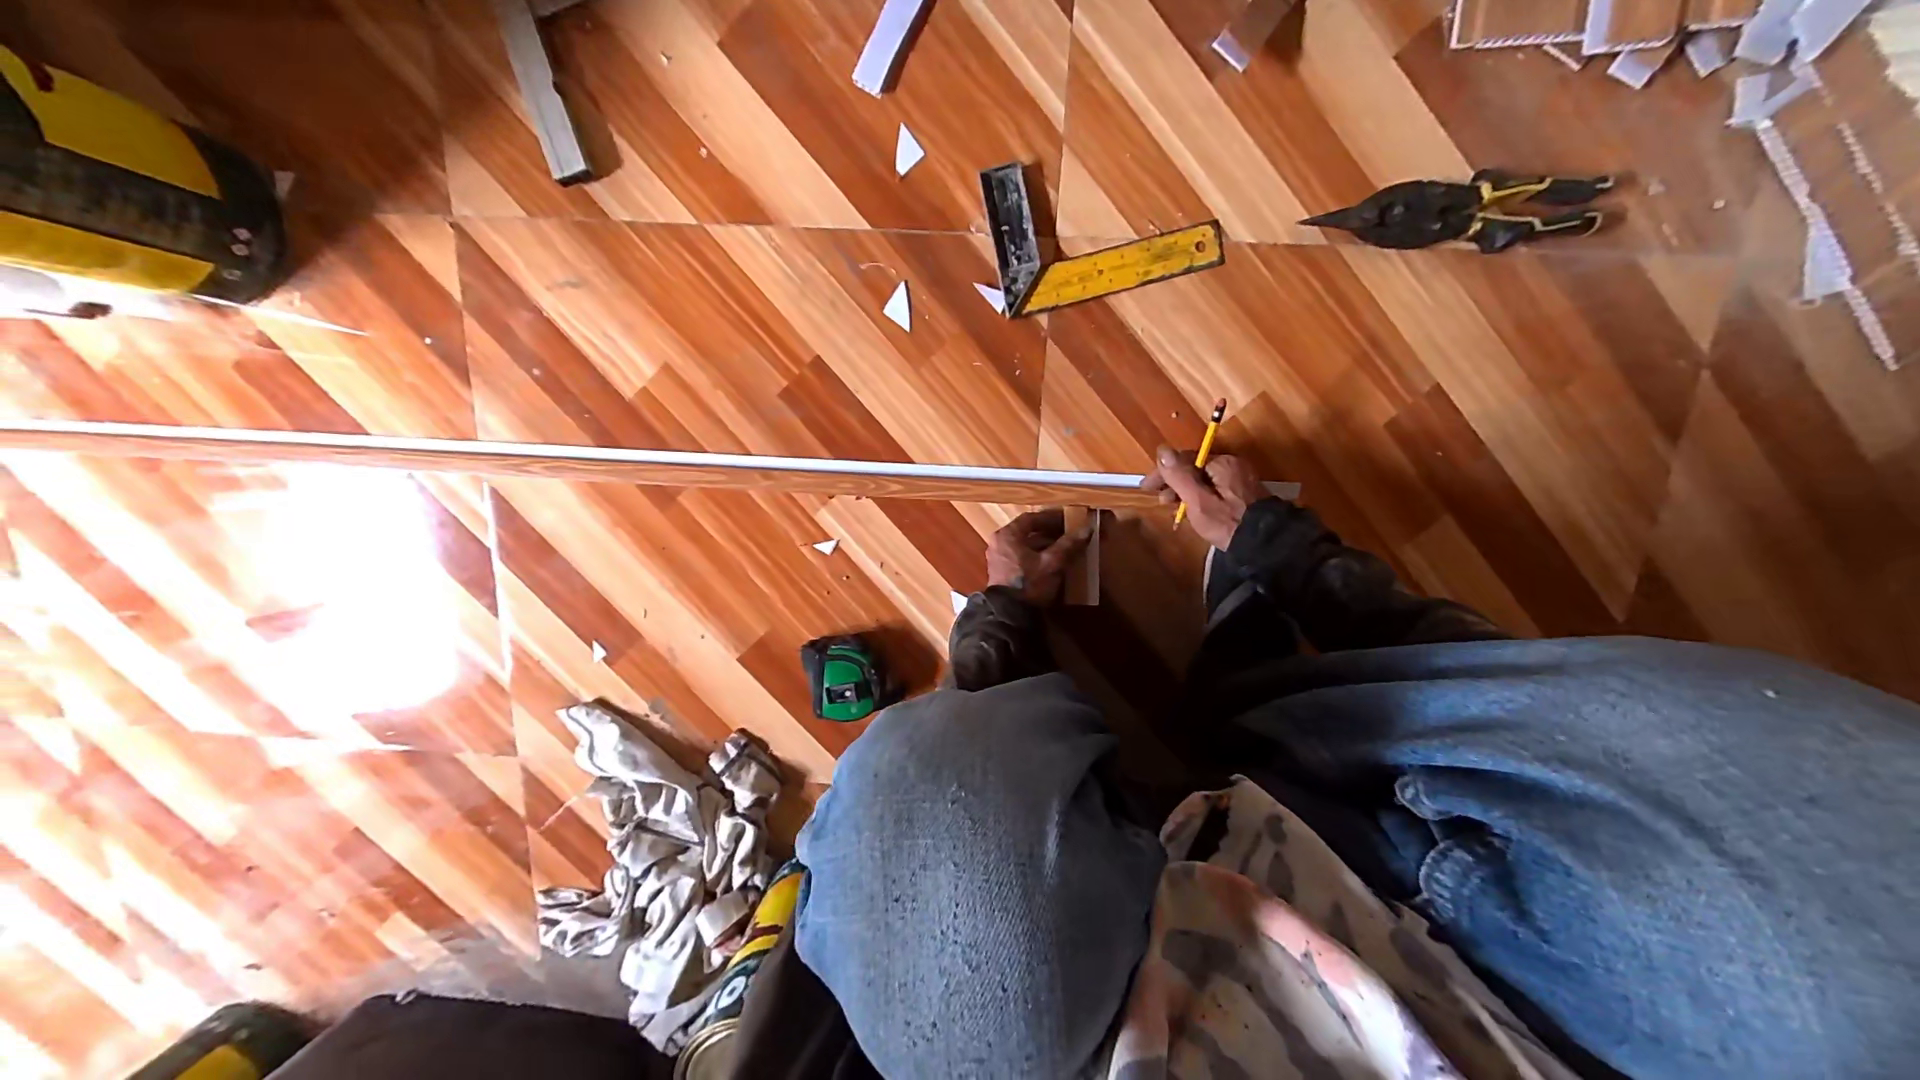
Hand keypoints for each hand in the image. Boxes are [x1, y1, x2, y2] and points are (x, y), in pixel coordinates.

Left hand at [986, 509, 1095, 605]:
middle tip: (1070, 534)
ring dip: (1046, 546)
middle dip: (1051, 533)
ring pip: (1026, 546)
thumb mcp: (1052, 563)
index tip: (1068, 520)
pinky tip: (1055, 563)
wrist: (1010, 616)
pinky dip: (1038, 557)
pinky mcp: (1004, 573)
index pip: (1031, 519)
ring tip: (1067, 548)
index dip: (1051, 518)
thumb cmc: (1029, 584)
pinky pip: (1023, 558)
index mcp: (1007, 536)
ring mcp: (999, 559)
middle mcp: (1000, 544)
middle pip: (1028, 532)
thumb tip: (1087, 528)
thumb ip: (1068, 545)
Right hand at [1141, 445, 1268, 549]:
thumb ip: (1179, 475)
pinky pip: (1215, 488)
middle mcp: (1232, 465)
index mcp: (1221, 463)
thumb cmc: (1227, 523)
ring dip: (1186, 491)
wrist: (1266, 544)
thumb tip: (1162, 450)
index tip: (1147, 487)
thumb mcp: (1198, 500)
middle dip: (1174, 483)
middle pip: (1194, 468)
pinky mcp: (1244, 493)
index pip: (1184, 459)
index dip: (1163, 472)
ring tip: (1175, 509)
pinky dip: (1200, 496)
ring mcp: (1240, 478)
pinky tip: (1194, 510)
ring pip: (1204, 479)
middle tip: (1161, 502)